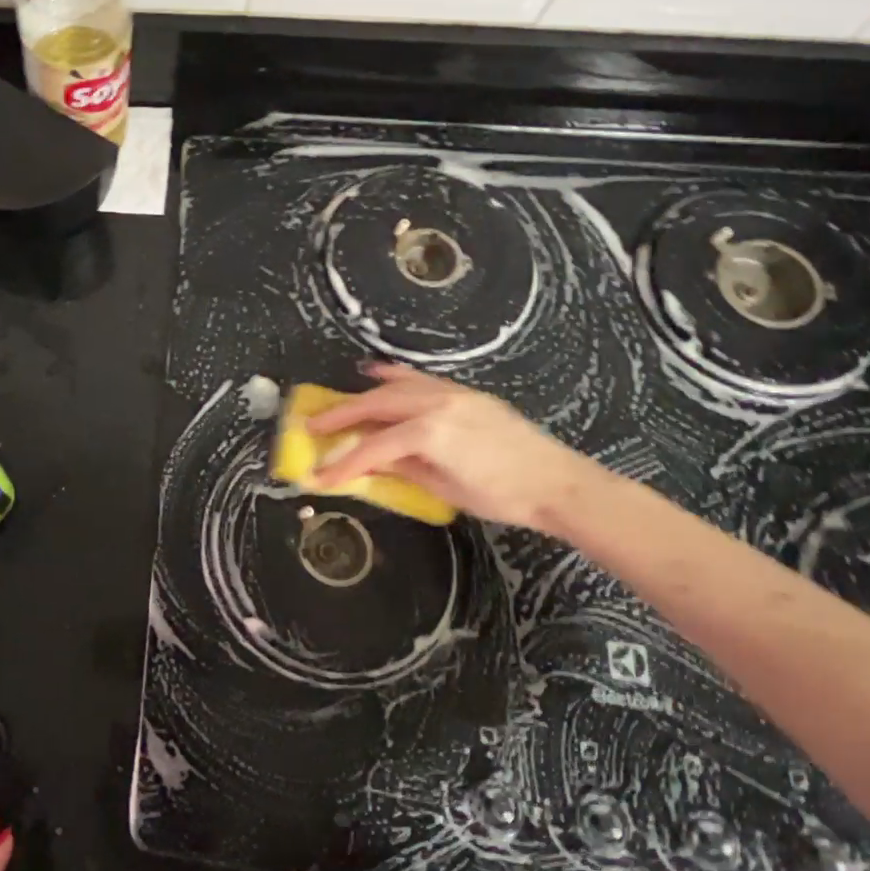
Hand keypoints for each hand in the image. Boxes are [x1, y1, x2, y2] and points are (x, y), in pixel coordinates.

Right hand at [307, 363, 608, 533]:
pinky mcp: (465, 394)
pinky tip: (379, 375)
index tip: (319, 475)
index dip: (342, 462)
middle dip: (340, 415)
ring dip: (362, 392)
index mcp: (428, 433)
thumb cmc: (502, 496)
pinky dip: (395, 377)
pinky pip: (420, 379)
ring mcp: (452, 394)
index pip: (372, 446)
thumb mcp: (445, 489)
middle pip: (375, 405)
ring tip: (337, 400)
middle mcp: (435, 404)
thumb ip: (403, 469)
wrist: (557, 482)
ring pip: (396, 385)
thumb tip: (368, 462)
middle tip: (312, 425)